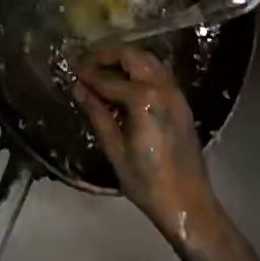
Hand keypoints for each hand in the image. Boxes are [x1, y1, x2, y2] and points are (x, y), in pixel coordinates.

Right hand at [73, 46, 215, 234]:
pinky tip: (125, 81)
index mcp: (144, 100)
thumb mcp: (115, 150)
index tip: (71, 63)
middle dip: (107, 55)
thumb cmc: (147, 183)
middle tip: (86, 61)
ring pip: (148, 60)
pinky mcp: (181, 102)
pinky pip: (158, 72)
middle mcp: (162, 88)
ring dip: (125, 58)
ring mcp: (175, 93)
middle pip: (132, 55)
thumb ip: (97, 114)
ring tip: (103, 68)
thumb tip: (79, 88)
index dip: (87, 72)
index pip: (108, 79)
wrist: (188, 205)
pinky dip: (140, 68)